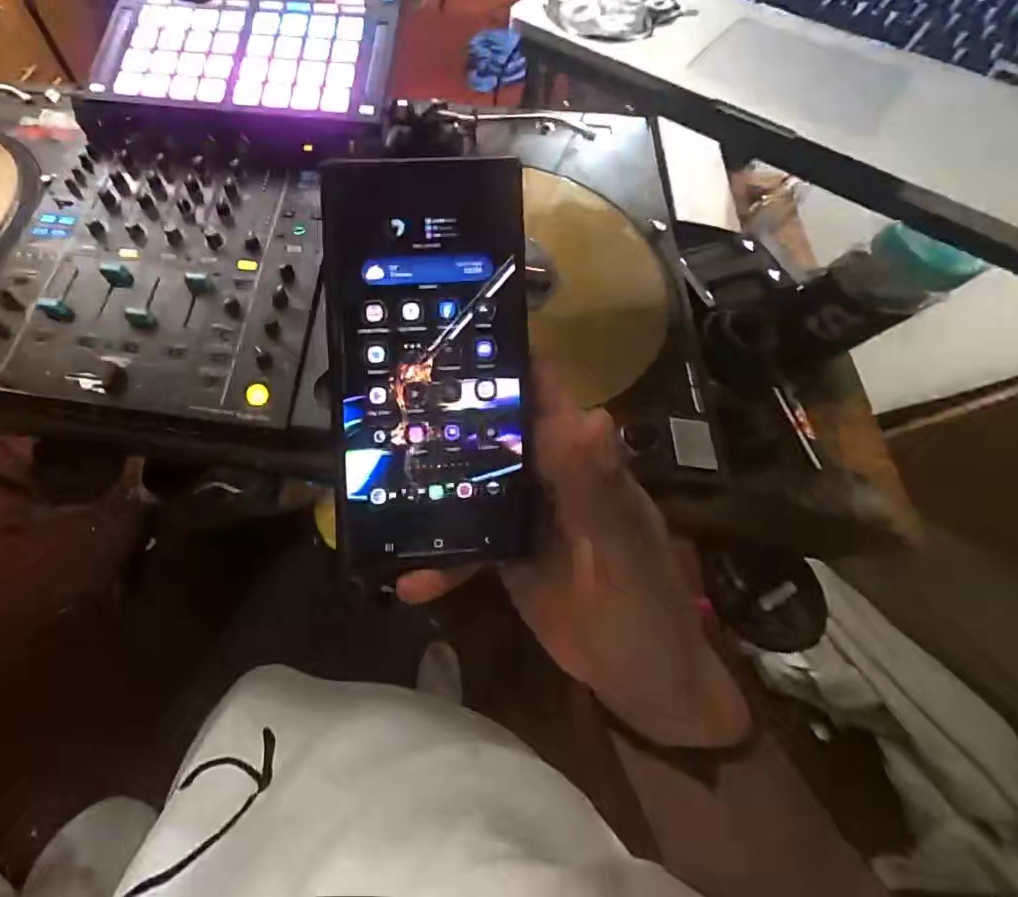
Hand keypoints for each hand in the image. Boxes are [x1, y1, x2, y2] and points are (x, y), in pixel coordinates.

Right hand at [398, 360, 749, 747]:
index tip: (446, 333)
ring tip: (373, 479)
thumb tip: (587, 414)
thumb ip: (594, 487)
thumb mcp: (617, 548)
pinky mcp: (501, 547)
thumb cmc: (643, 611)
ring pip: (467, 479)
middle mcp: (544, 473)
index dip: (503, 357)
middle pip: (490, 429)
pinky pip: (460, 540)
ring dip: (426, 483)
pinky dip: (435, 558)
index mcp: (578, 458)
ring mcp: (519, 510)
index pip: (542, 391)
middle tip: (383, 397)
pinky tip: (407, 579)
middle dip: (443, 414)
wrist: (643, 684)